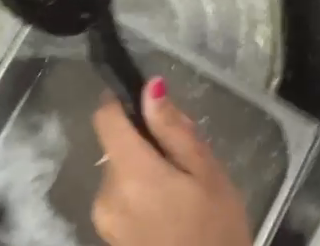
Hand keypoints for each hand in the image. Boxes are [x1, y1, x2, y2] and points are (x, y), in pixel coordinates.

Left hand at [92, 79, 251, 245]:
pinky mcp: (110, 238)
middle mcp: (106, 195)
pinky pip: (122, 198)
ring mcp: (104, 221)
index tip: (148, 99)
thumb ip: (173, 128)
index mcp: (130, 173)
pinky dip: (142, 192)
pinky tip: (173, 206)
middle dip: (148, 142)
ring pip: (121, 173)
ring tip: (185, 184)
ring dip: (146, 168)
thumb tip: (150, 88)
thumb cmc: (215, 225)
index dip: (121, 101)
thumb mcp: (206, 169)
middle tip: (188, 155)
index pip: (106, 119)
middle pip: (118, 148)